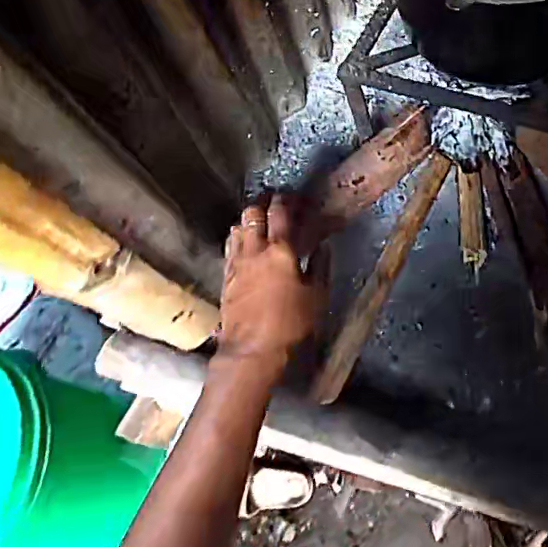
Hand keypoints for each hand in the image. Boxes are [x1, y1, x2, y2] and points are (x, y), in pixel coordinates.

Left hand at [217, 195, 322, 370]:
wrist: (251, 350)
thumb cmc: (291, 323)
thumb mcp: (317, 295)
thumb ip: (320, 266)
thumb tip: (322, 247)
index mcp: (280, 251)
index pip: (280, 214)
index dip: (285, 201)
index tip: (291, 196)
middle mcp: (254, 251)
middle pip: (252, 215)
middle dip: (262, 204)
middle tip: (273, 202)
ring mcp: (236, 264)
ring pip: (237, 229)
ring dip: (247, 220)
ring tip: (257, 220)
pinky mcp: (225, 278)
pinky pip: (229, 248)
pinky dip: (238, 239)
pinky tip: (243, 244)